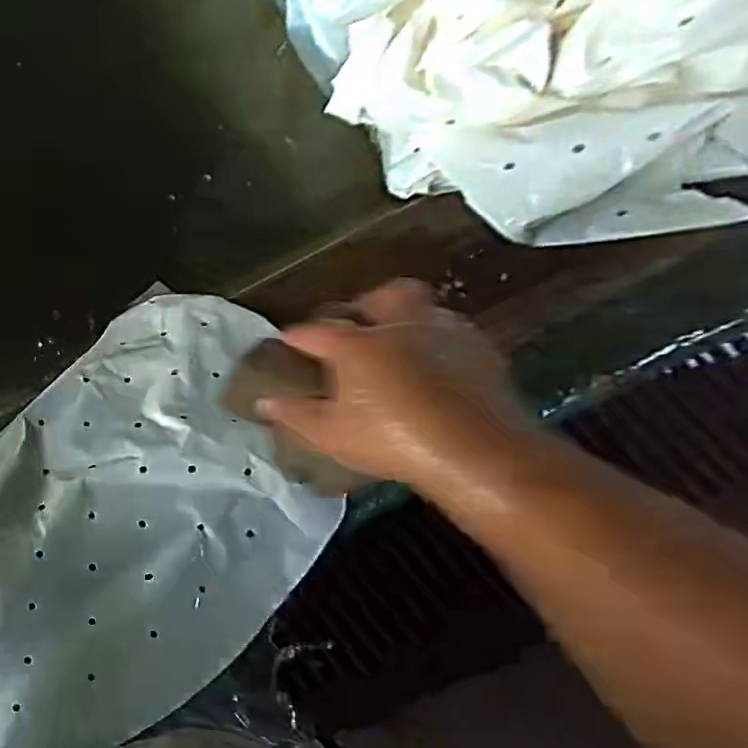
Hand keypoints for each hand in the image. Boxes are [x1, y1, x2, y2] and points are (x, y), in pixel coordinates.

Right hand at [257, 278, 535, 493]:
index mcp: (357, 345)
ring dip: (406, 321)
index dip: (295, 336)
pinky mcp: (483, 354)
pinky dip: (435, 343)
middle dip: (366, 304)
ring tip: (392, 346)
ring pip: (426, 310)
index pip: (315, 331)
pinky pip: (453, 334)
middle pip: (386, 295)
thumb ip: (295, 414)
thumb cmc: (389, 440)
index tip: (284, 341)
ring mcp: (447, 337)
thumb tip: (265, 402)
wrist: (477, 452)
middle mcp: (402, 329)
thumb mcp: (328, 433)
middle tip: (353, 325)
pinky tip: (428, 367)